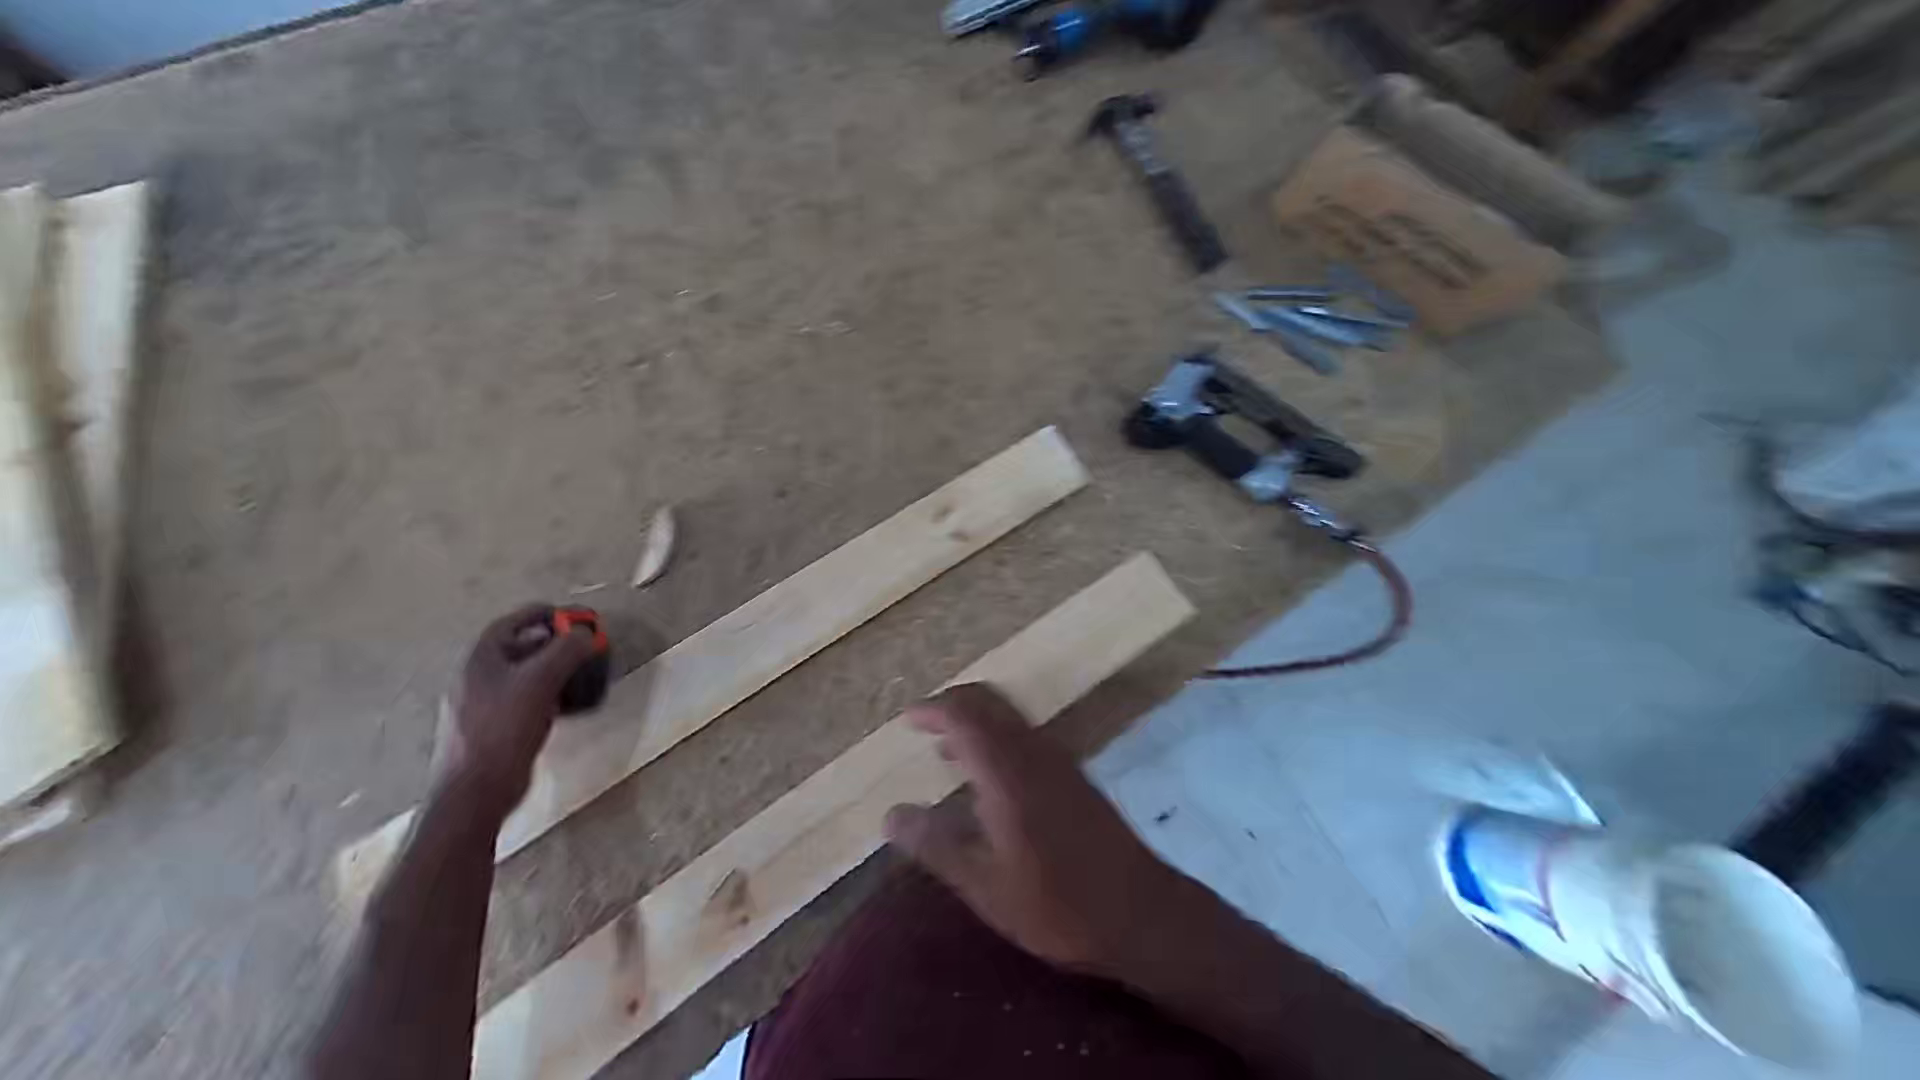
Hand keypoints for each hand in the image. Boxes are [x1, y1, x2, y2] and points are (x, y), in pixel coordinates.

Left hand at [431, 605, 596, 817]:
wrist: (476, 790)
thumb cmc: (504, 727)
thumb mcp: (541, 680)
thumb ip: (567, 650)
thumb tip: (588, 633)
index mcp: (481, 656)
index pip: (519, 619)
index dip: (553, 614)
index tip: (583, 619)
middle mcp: (479, 674)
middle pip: (525, 645)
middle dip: (560, 643)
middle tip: (590, 647)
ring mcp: (485, 701)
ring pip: (529, 672)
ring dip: (559, 669)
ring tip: (586, 674)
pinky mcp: (496, 725)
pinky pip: (528, 696)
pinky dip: (552, 692)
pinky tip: (570, 704)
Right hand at [883, 683, 1181, 974]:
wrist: (1142, 912)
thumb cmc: (1058, 904)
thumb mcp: (985, 885)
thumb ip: (935, 845)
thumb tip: (890, 814)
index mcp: (1008, 770)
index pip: (965, 714)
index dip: (932, 709)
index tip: (907, 719)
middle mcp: (1034, 751)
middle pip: (989, 701)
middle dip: (953, 705)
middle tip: (924, 726)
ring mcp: (1058, 759)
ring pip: (1009, 716)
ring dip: (976, 722)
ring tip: (946, 752)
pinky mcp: (1073, 774)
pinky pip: (1025, 734)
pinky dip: (997, 737)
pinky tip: (988, 780)